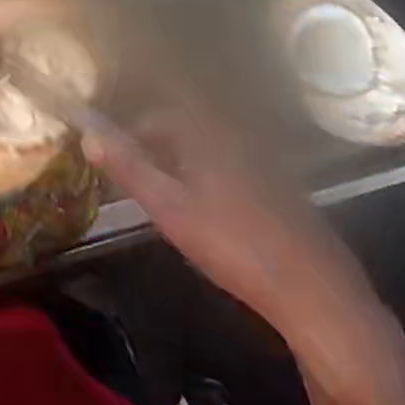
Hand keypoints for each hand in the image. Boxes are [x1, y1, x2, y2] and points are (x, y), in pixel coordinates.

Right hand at [80, 95, 380, 346]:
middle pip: (185, 124)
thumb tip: (88, 133)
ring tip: (162, 192)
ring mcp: (264, 161)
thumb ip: (128, 167)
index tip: (115, 152)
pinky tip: (203, 208)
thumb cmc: (233, 244)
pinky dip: (206, 173)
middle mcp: (238, 137)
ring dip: (179, 159)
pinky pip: (230, 164)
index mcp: (210, 134)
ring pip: (208, 146)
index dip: (133, 126)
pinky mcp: (279, 186)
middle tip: (134, 173)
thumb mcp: (168, 208)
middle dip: (154, 142)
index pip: (161, 111)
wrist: (316, 293)